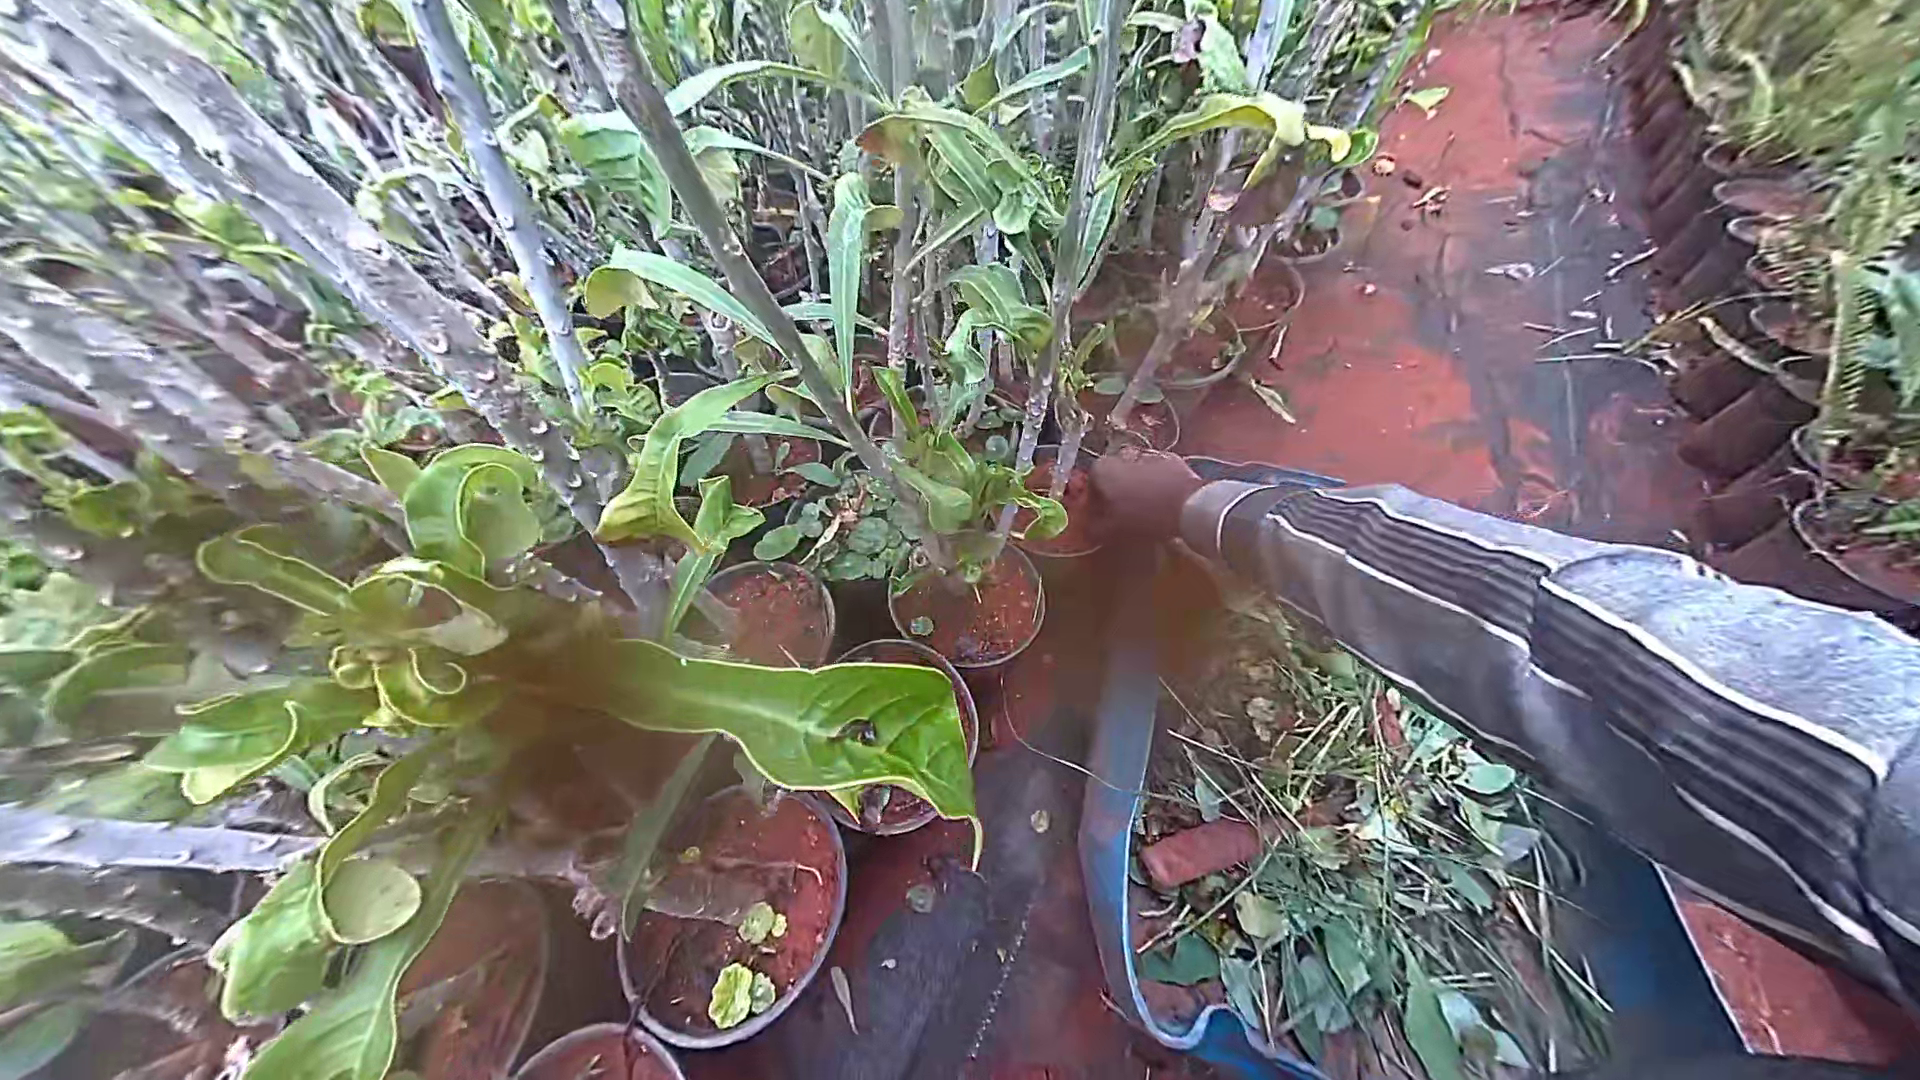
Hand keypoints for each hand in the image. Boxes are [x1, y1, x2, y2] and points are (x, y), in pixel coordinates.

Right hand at [1090, 446, 1204, 540]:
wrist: (1188, 506)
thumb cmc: (1140, 517)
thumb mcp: (1110, 531)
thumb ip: (1093, 529)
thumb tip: (1087, 530)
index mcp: (1101, 469)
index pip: (1089, 485)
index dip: (1094, 503)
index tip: (1101, 517)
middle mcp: (1121, 455)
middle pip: (1113, 476)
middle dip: (1115, 492)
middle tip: (1122, 514)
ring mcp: (1149, 455)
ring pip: (1136, 473)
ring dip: (1137, 487)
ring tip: (1145, 510)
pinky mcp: (1173, 460)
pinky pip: (1157, 474)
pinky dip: (1157, 485)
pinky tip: (1163, 503)